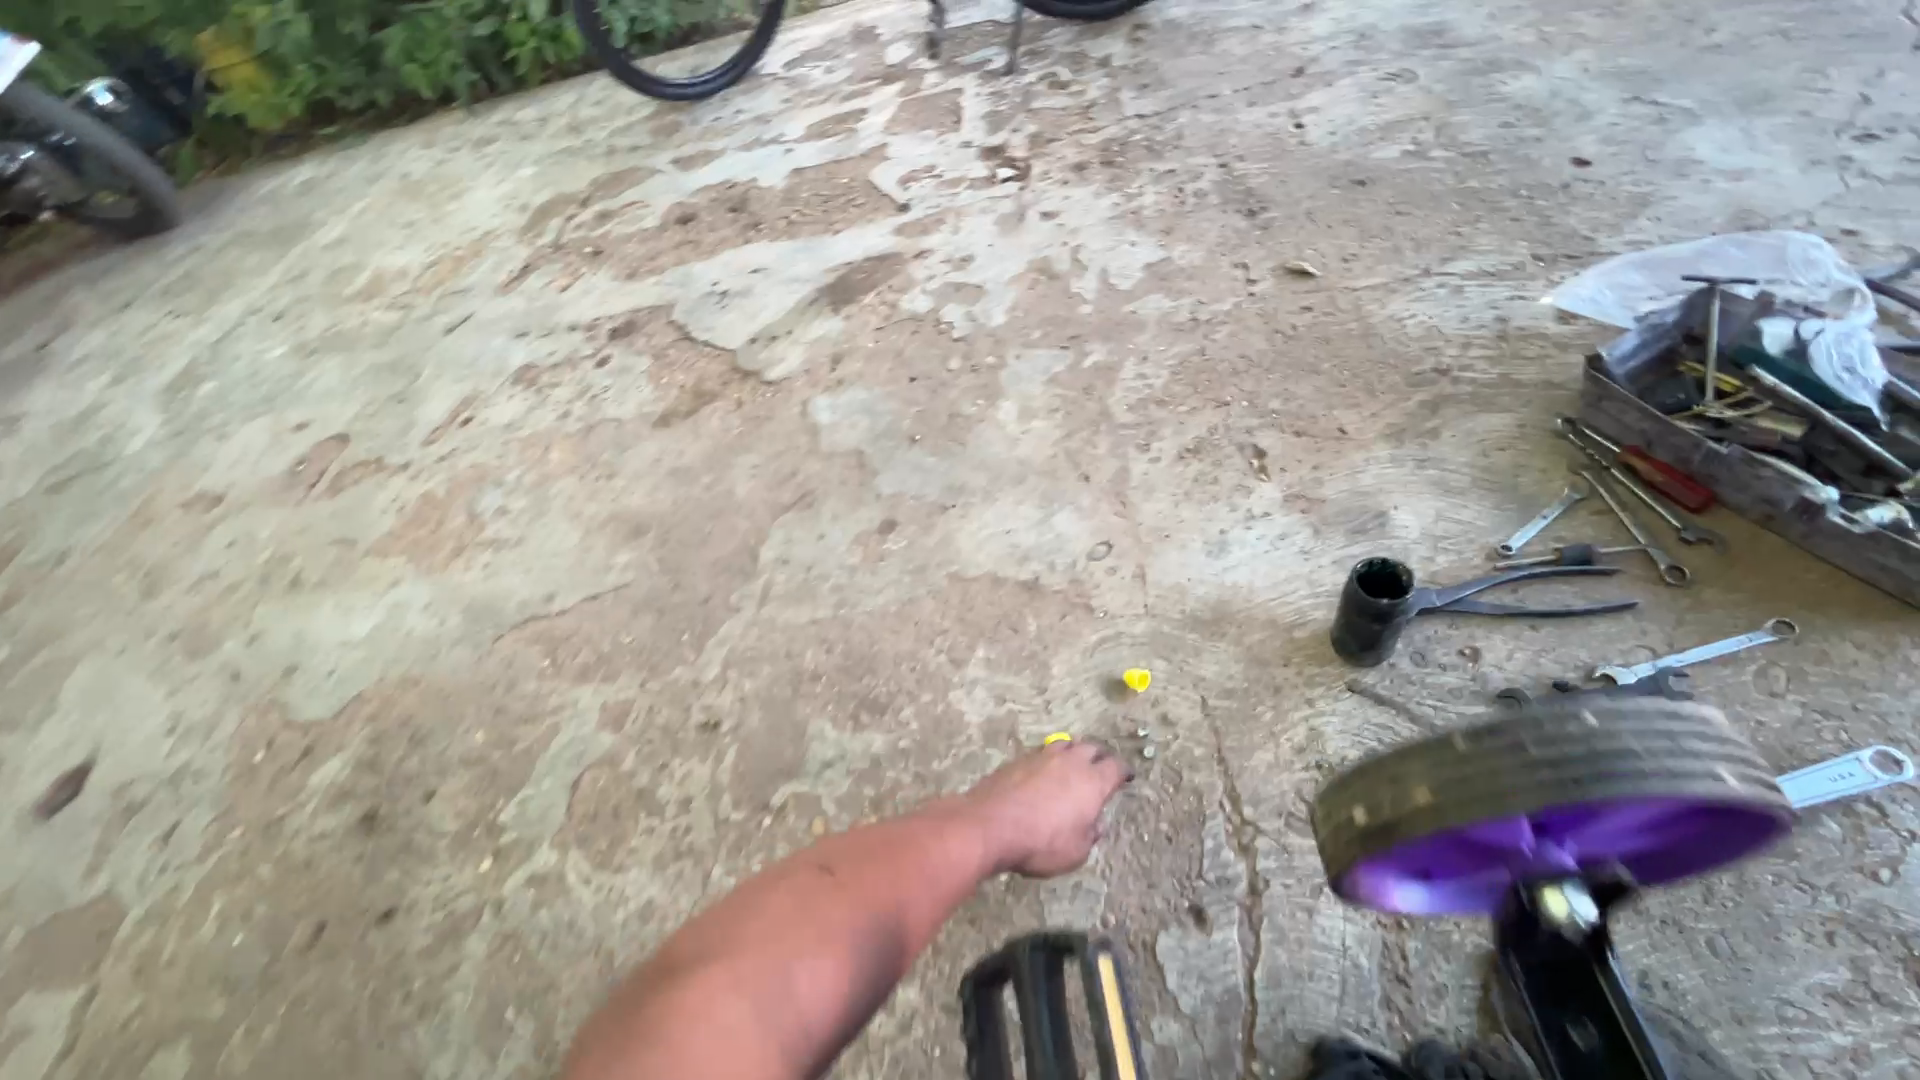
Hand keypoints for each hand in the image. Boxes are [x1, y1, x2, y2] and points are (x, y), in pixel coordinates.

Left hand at [962, 740, 1132, 877]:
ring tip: (1072, 763)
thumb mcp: (1075, 852)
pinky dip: (1047, 759)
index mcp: (1092, 782)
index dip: (1123, 772)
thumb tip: (1094, 824)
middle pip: (1091, 748)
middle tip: (1100, 767)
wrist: (990, 825)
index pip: (1115, 767)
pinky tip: (1042, 771)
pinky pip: (1040, 753)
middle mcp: (1070, 762)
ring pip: (1065, 744)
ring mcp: (1041, 756)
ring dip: (1072, 752)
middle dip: (1099, 757)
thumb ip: (1089, 835)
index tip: (1125, 777)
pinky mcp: (1017, 760)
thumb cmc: (1041, 843)